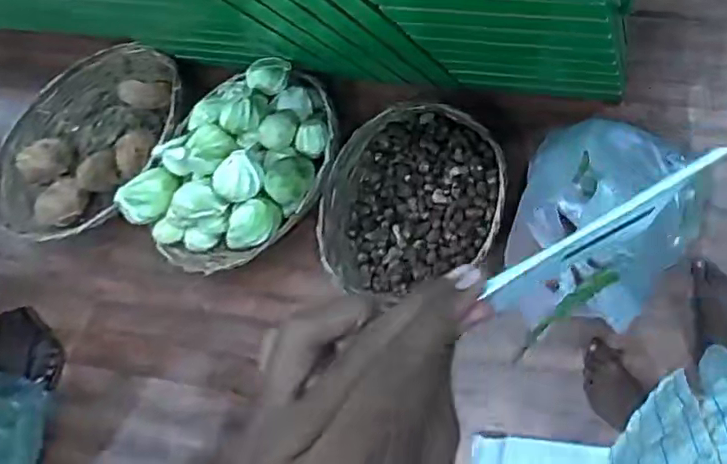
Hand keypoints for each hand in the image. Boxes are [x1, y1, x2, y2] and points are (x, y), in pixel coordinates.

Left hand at [236, 267, 490, 463]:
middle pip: (360, 346)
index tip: (475, 283)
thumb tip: (456, 315)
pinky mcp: (252, 415)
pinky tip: (359, 326)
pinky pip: (283, 343)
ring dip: (370, 309)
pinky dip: (326, 322)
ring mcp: (257, 429)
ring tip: (406, 315)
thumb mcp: (426, 460)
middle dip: (421, 305)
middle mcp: (281, 446)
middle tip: (463, 281)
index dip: (436, 319)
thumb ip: (435, 391)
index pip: (391, 371)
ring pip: (312, 330)